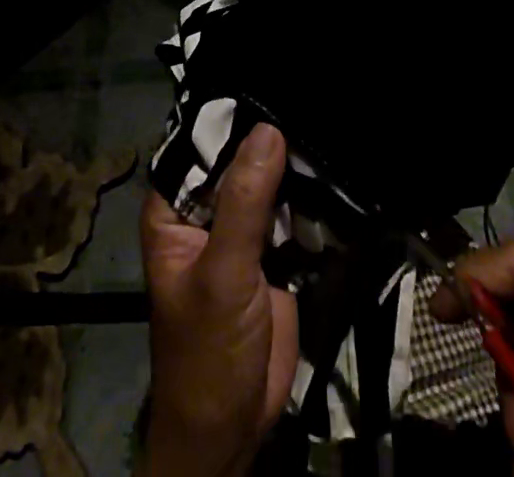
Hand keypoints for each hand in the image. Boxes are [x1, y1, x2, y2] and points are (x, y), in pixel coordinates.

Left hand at [140, 123, 297, 476]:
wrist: (235, 423)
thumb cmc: (207, 350)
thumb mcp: (223, 272)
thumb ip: (244, 203)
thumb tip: (267, 131)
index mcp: (174, 214)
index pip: (197, 150)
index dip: (230, 120)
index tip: (271, 90)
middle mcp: (207, 215)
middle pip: (239, 162)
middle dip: (272, 141)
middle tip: (314, 107)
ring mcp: (245, 233)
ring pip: (272, 184)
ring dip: (298, 166)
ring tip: (331, 129)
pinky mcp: (278, 252)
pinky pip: (296, 212)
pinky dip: (315, 197)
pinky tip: (339, 170)